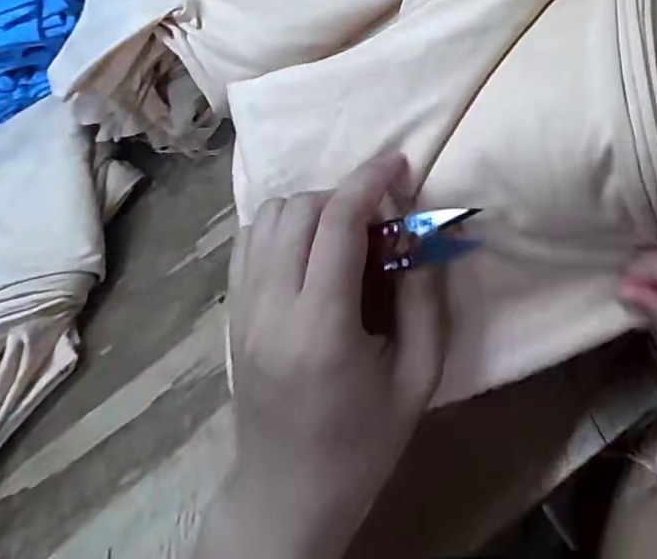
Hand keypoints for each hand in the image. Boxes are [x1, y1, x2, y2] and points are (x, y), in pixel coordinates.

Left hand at [194, 153, 445, 558]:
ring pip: (268, 215)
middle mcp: (271, 306)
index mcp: (321, 327)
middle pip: (300, 208)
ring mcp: (243, 306)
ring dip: (312, 206)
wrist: (287, 494)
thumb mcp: (417, 378)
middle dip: (345, 193)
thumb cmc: (362, 443)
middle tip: (379, 215)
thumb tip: (421, 232)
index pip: (338, 221)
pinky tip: (307, 245)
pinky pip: (248, 238)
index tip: (398, 162)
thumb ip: (425, 299)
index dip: (370, 179)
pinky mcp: (231, 310)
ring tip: (344, 230)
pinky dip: (280, 223)